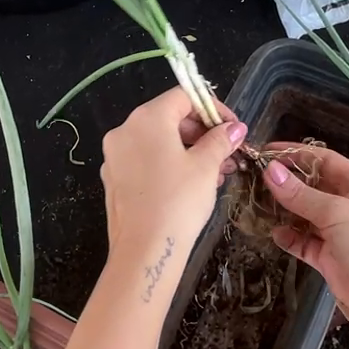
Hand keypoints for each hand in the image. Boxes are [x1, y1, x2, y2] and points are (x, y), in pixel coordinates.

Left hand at [99, 87, 244, 258]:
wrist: (143, 251)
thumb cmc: (178, 201)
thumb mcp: (206, 166)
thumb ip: (221, 140)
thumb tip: (234, 128)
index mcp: (147, 118)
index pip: (183, 96)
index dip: (212, 108)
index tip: (233, 127)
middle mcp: (125, 130)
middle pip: (169, 117)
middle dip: (202, 132)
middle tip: (227, 152)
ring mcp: (115, 156)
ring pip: (158, 141)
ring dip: (189, 150)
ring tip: (216, 172)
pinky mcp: (113, 179)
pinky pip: (145, 160)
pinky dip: (169, 164)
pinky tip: (192, 184)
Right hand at [264, 146, 348, 339]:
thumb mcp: (338, 213)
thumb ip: (302, 195)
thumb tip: (270, 171)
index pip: (324, 160)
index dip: (295, 153)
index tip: (265, 151)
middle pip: (312, 186)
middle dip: (286, 182)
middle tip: (254, 178)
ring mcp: (339, 233)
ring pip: (305, 214)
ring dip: (284, 210)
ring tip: (256, 203)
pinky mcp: (330, 259)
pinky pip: (304, 242)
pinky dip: (290, 238)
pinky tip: (274, 233)